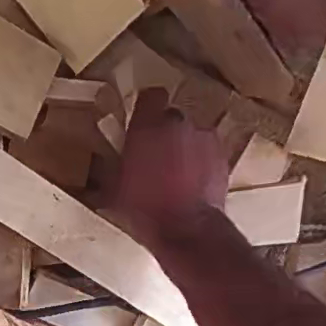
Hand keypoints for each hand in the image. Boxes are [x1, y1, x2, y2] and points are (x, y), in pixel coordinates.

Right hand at [109, 88, 229, 244]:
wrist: (186, 229)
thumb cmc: (144, 210)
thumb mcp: (113, 192)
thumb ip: (111, 167)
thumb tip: (104, 163)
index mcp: (147, 128)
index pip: (150, 96)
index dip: (145, 107)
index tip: (140, 120)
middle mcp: (177, 124)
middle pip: (170, 117)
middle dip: (162, 133)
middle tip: (151, 157)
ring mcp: (204, 138)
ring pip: (189, 135)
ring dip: (181, 148)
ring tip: (171, 176)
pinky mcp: (222, 155)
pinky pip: (206, 152)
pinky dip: (199, 163)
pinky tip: (188, 185)